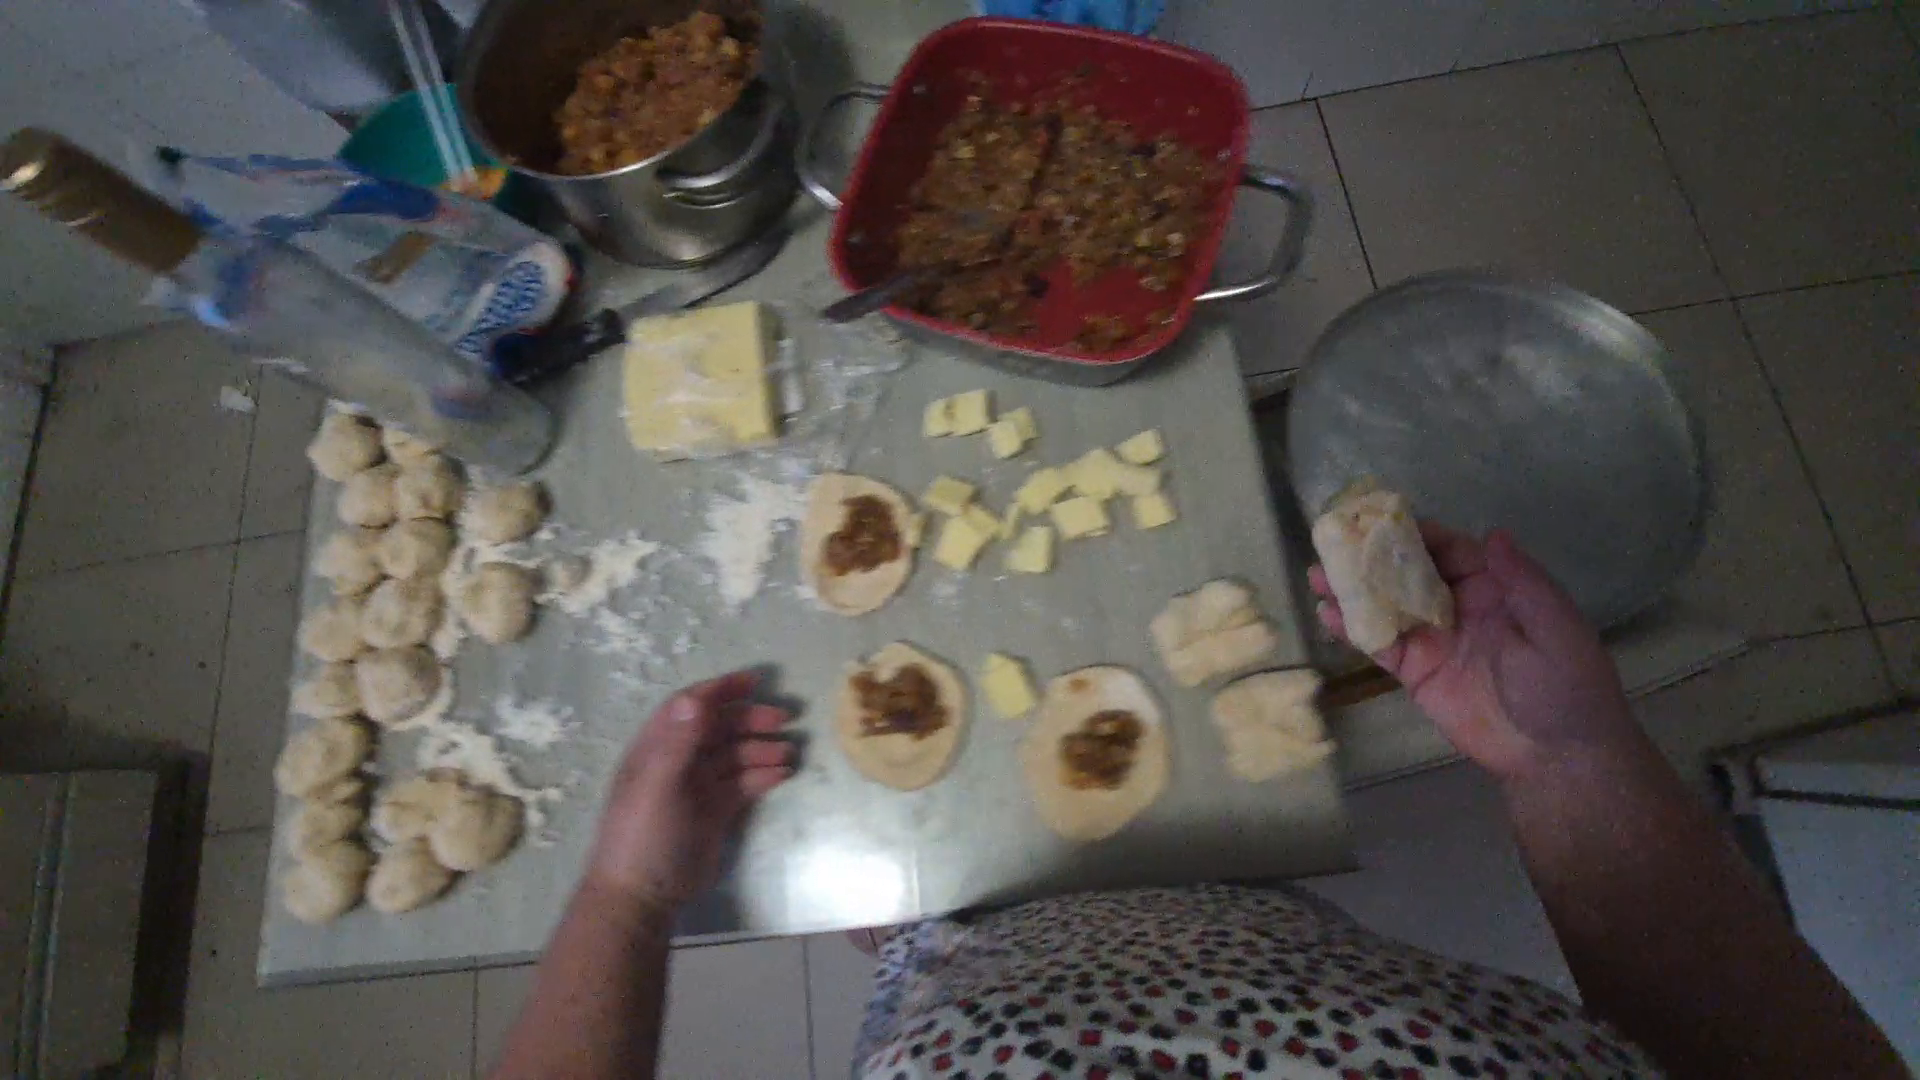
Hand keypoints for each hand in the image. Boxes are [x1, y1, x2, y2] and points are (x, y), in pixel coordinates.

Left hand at [584, 671, 794, 910]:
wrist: (642, 897)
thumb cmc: (643, 835)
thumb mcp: (658, 785)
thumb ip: (678, 742)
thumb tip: (696, 698)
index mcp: (658, 747)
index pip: (691, 706)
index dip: (720, 690)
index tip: (754, 681)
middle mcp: (679, 760)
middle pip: (720, 727)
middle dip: (751, 719)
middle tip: (784, 718)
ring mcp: (699, 785)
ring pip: (736, 754)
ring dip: (762, 748)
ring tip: (790, 752)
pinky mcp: (716, 809)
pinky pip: (744, 782)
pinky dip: (764, 775)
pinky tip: (784, 774)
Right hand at [1310, 525, 1641, 782]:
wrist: (1554, 757)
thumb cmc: (1566, 687)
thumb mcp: (1556, 628)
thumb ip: (1523, 581)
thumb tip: (1493, 532)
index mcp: (1493, 591)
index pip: (1450, 551)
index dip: (1417, 534)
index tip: (1381, 520)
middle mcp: (1456, 608)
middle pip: (1407, 574)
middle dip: (1371, 558)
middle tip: (1334, 543)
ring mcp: (1430, 639)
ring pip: (1384, 606)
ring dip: (1351, 590)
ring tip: (1317, 575)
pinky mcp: (1412, 670)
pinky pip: (1377, 643)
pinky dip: (1351, 628)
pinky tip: (1327, 614)